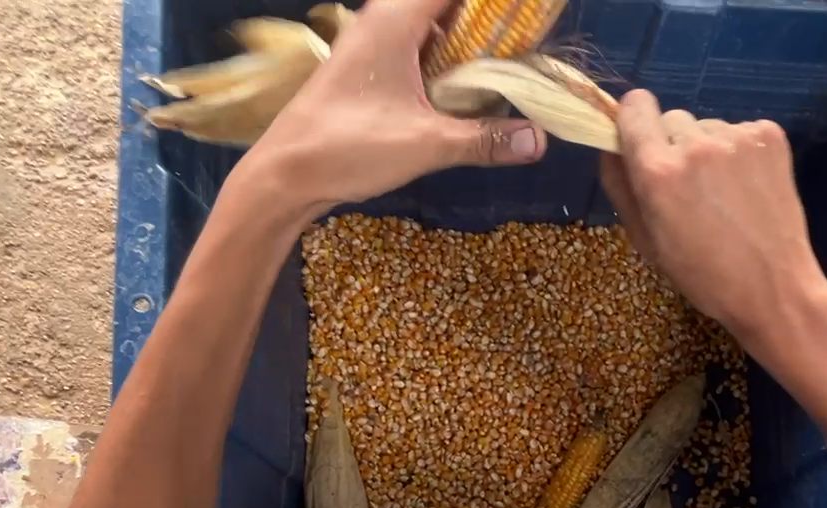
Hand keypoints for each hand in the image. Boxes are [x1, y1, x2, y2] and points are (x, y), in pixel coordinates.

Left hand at [236, 0, 544, 219]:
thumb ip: (483, 140)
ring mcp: (375, 45)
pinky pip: (420, 53)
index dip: (495, 6)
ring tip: (507, 73)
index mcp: (398, 18)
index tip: (530, 17)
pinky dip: (448, 67)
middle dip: (489, 26)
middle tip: (527, 50)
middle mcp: (386, 20)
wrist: (288, 172)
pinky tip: (467, 97)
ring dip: (470, 48)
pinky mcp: (371, 71)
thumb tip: (538, 140)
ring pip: (435, 30)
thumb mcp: (426, 144)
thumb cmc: (350, 146)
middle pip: (450, 7)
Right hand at [601, 90, 826, 344]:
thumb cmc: (702, 276)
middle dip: (672, 147)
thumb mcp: (647, 242)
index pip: (635, 107)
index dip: (634, 123)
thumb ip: (621, 189)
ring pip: (707, 128)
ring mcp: (737, 137)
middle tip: (688, 190)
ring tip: (723, 195)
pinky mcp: (770, 136)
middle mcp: (696, 144)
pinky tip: (747, 190)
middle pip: (671, 120)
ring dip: (707, 151)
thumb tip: (608, 146)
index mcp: (658, 172)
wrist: (772, 287)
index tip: (641, 144)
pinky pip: (741, 132)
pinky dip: (740, 154)